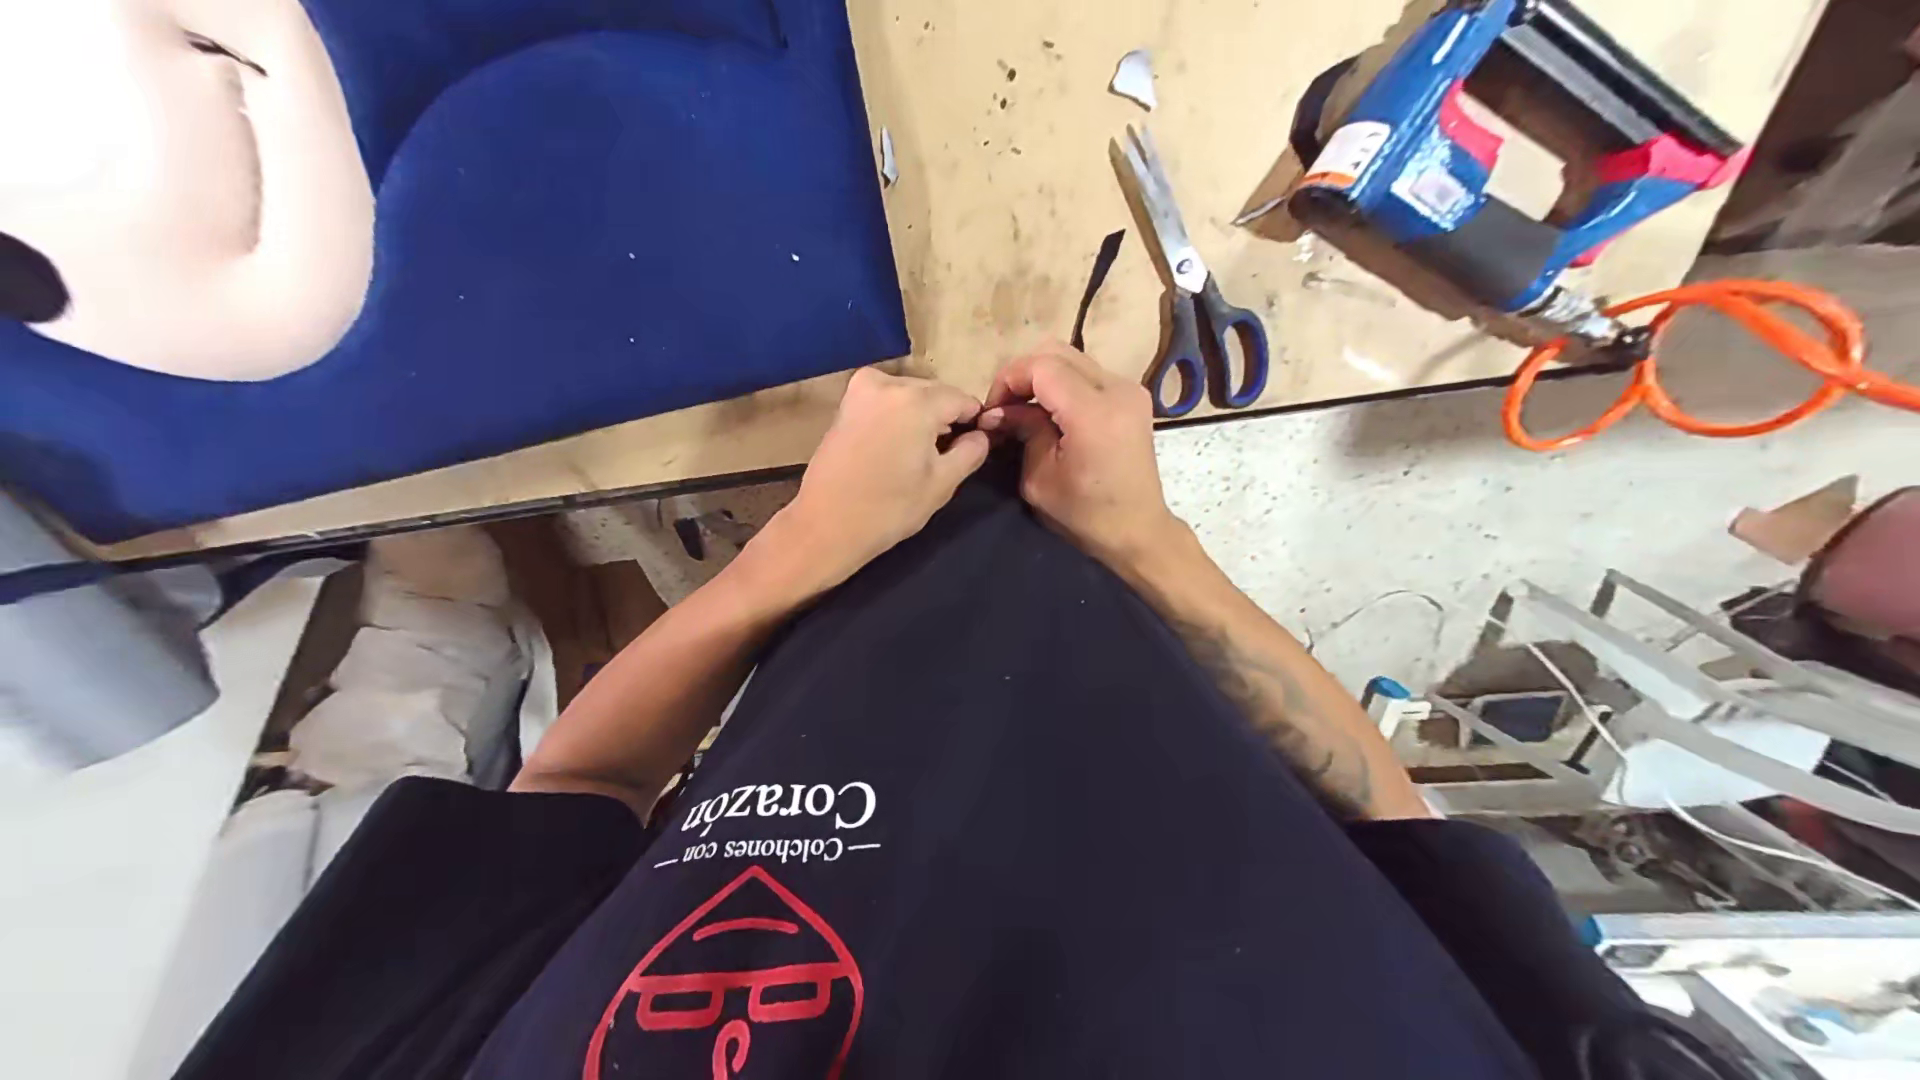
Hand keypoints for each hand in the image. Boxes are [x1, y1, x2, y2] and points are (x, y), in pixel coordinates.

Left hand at [759, 367, 990, 595]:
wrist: (827, 525)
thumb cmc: (890, 508)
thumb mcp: (942, 483)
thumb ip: (971, 451)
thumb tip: (981, 434)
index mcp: (917, 400)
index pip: (962, 399)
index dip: (975, 420)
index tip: (976, 443)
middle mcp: (888, 384)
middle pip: (934, 392)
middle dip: (946, 416)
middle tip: (947, 453)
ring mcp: (861, 390)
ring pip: (909, 394)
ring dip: (921, 415)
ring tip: (919, 453)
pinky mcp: (845, 404)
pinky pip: (886, 400)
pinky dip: (897, 415)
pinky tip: (895, 446)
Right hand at [979, 343, 1186, 577]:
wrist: (1137, 531)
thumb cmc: (1085, 515)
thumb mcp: (1040, 479)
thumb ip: (1023, 432)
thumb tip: (998, 412)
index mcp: (1095, 413)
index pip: (1042, 367)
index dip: (1009, 380)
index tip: (993, 410)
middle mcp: (1118, 390)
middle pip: (1056, 353)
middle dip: (1023, 375)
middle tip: (1005, 408)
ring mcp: (1129, 390)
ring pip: (1072, 359)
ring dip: (1042, 378)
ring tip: (1024, 411)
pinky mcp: (1132, 397)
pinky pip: (1087, 374)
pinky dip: (1062, 384)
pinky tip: (1050, 413)